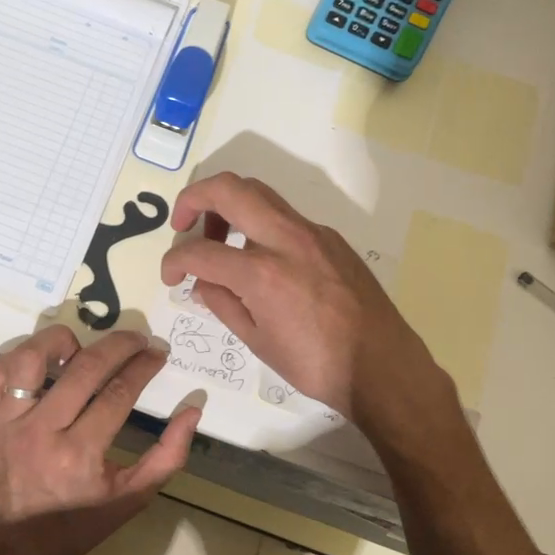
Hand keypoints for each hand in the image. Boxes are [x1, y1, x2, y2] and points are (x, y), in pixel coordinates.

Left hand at [0, 326, 200, 554]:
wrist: (23, 542)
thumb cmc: (83, 520)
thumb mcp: (134, 496)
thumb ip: (168, 454)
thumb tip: (193, 409)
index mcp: (80, 455)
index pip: (118, 393)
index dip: (143, 367)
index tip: (158, 354)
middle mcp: (42, 432)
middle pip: (83, 369)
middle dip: (118, 346)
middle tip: (137, 340)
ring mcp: (9, 423)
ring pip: (29, 359)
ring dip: (59, 341)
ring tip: (81, 346)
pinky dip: (15, 357)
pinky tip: (40, 361)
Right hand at [159, 173, 460, 447]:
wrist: (383, 366)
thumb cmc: (315, 364)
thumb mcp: (257, 341)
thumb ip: (223, 303)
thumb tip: (202, 281)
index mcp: (262, 272)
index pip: (199, 251)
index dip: (174, 261)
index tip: (170, 276)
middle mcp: (286, 240)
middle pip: (229, 189)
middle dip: (194, 199)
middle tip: (182, 224)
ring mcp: (313, 233)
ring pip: (259, 193)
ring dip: (228, 206)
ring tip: (219, 241)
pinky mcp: (331, 239)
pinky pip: (284, 217)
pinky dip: (259, 225)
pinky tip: (259, 260)